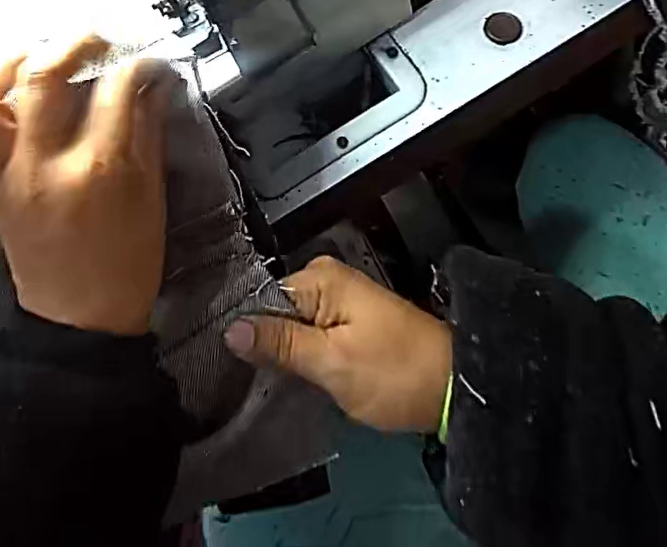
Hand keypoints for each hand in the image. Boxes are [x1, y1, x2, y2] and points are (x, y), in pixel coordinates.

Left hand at [0, 35, 179, 336]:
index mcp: (98, 166)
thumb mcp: (151, 189)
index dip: (137, 64)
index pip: (116, 88)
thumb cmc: (129, 254)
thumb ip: (148, 129)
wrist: (78, 314)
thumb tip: (152, 83)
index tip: (148, 59)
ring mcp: (2, 176)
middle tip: (96, 37)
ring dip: (5, 62)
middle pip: (42, 78)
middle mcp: (41, 164)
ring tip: (34, 49)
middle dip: (74, 43)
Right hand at [224, 256, 451, 432]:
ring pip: (289, 329)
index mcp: (321, 278)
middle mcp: (327, 281)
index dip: (243, 332)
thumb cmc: (392, 371)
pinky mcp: (345, 326)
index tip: (218, 365)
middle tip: (232, 384)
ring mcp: (337, 303)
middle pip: (273, 313)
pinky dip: (296, 357)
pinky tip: (280, 381)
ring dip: (276, 355)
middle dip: (259, 345)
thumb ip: (281, 343)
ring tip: (251, 387)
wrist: (447, 384)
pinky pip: (307, 337)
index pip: (262, 299)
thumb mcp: (331, 361)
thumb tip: (229, 329)